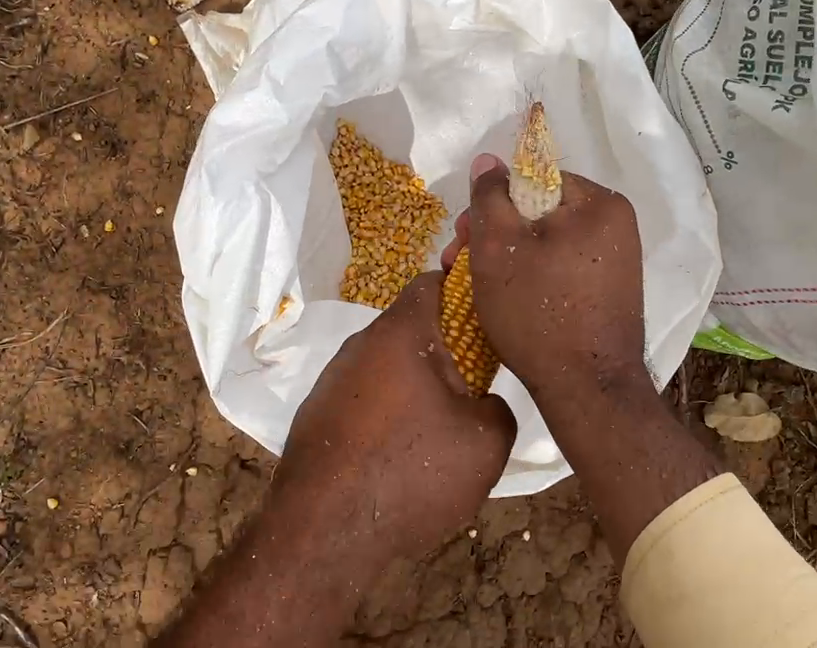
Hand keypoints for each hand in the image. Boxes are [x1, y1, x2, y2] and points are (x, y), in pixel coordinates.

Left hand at [268, 271, 515, 570]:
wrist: (322, 534)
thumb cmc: (409, 473)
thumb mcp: (486, 443)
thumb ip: (499, 405)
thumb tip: (483, 401)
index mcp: (400, 333)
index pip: (433, 282)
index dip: (464, 294)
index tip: (486, 324)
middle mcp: (360, 345)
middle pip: (412, 330)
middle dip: (445, 355)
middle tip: (471, 395)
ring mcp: (333, 380)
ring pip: (388, 369)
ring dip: (415, 391)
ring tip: (436, 439)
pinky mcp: (317, 415)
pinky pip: (365, 401)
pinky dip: (386, 418)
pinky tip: (397, 462)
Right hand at [447, 155, 650, 405]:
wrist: (588, 392)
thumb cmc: (538, 312)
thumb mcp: (497, 246)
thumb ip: (489, 195)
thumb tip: (488, 160)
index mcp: (600, 203)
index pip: (534, 179)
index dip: (494, 203)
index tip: (465, 233)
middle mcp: (616, 226)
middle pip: (539, 212)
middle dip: (495, 233)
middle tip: (460, 260)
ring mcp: (616, 261)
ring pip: (546, 242)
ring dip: (508, 257)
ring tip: (475, 284)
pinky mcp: (609, 291)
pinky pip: (561, 267)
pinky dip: (532, 276)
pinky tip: (507, 298)